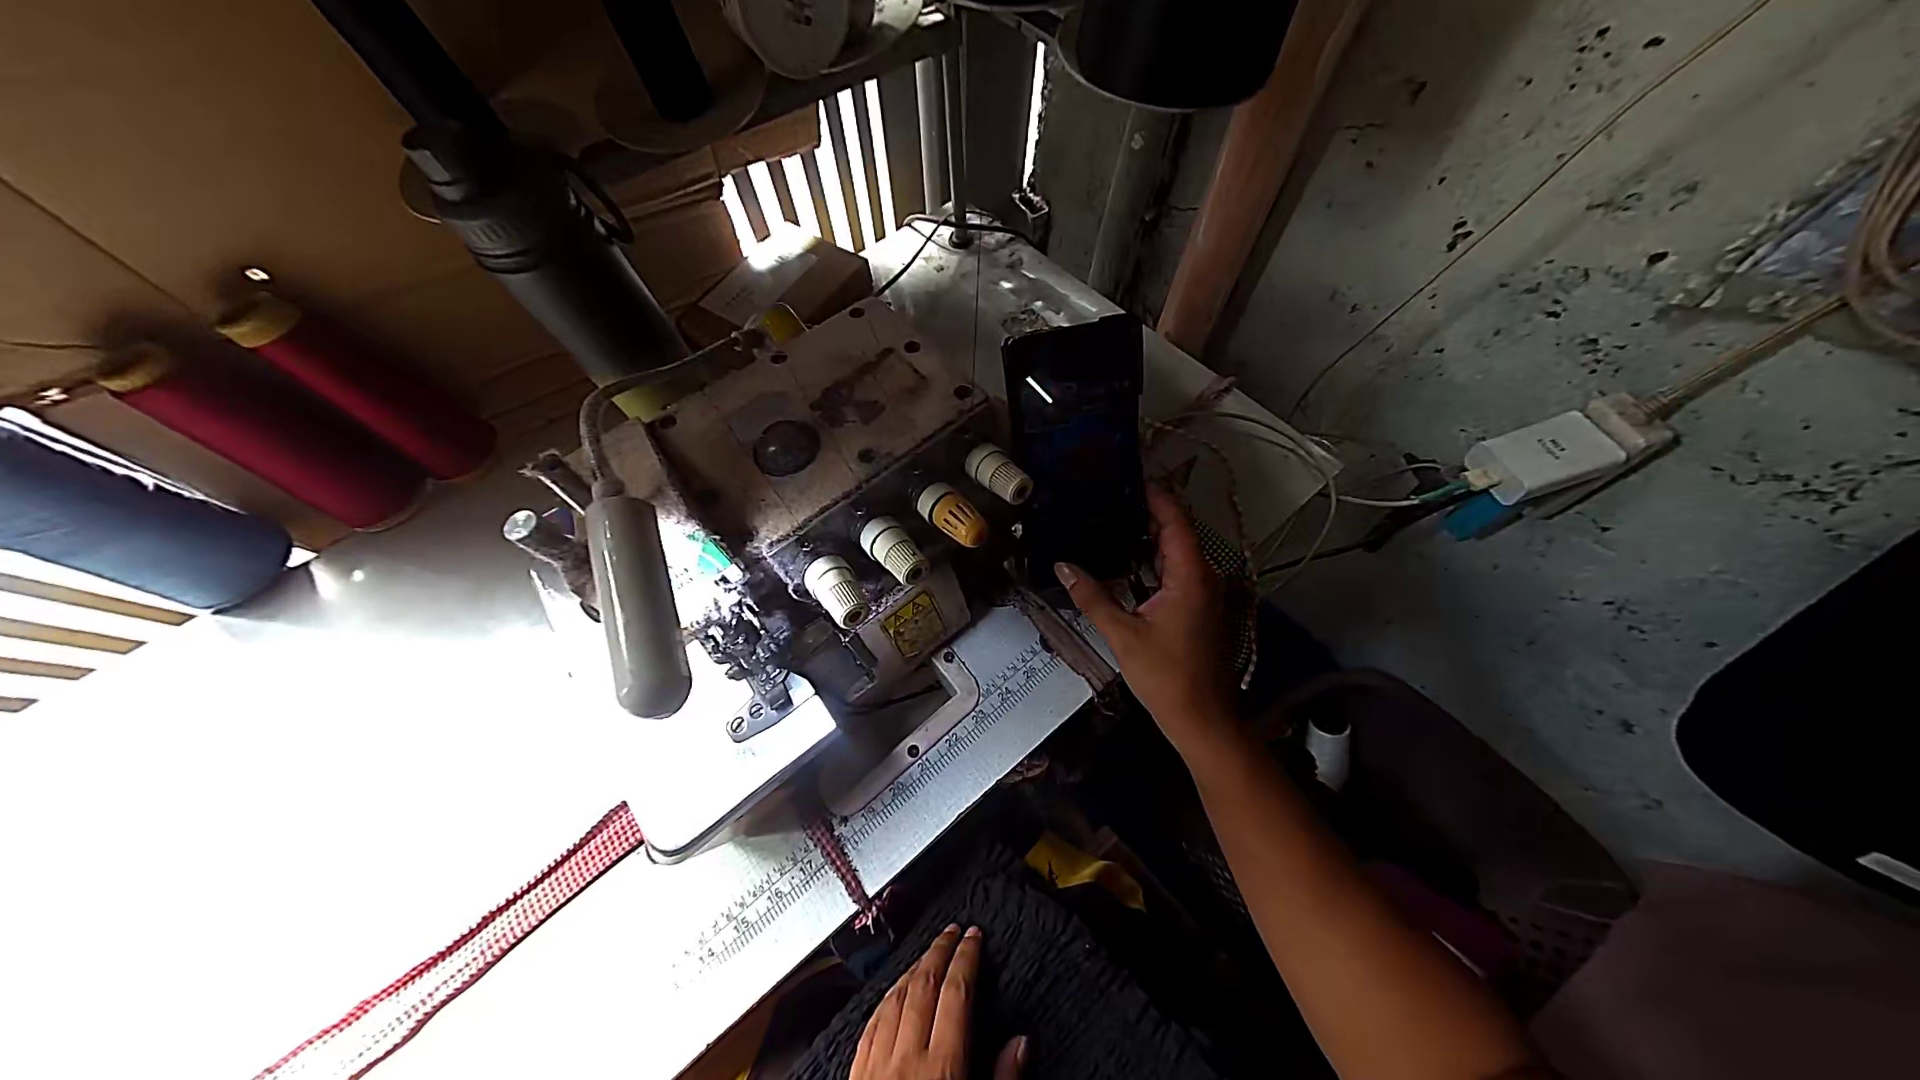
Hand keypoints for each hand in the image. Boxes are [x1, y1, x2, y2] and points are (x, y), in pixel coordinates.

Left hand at [852, 925, 1025, 1079]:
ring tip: (929, 954)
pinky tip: (893, 994)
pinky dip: (886, 998)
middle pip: (923, 985)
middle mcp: (904, 1061)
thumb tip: (1021, 1042)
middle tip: (954, 932)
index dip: (967, 957)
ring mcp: (874, 1069)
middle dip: (940, 951)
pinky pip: (871, 1024)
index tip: (975, 936)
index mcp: (940, 1070)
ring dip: (913, 969)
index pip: (955, 993)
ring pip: (894, 998)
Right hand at [1055, 486, 1236, 758]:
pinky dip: (1155, 560)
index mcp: (1190, 577)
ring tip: (1112, 524)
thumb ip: (1092, 597)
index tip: (1130, 478)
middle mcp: (1204, 578)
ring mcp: (1205, 593)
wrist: (1201, 718)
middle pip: (1179, 532)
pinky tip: (1127, 563)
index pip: (1176, 521)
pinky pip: (1178, 571)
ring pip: (1179, 552)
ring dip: (1150, 538)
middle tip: (1110, 500)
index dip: (1156, 496)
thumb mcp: (1122, 635)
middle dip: (1148, 513)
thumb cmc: (1167, 678)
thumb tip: (1063, 567)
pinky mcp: (1200, 607)